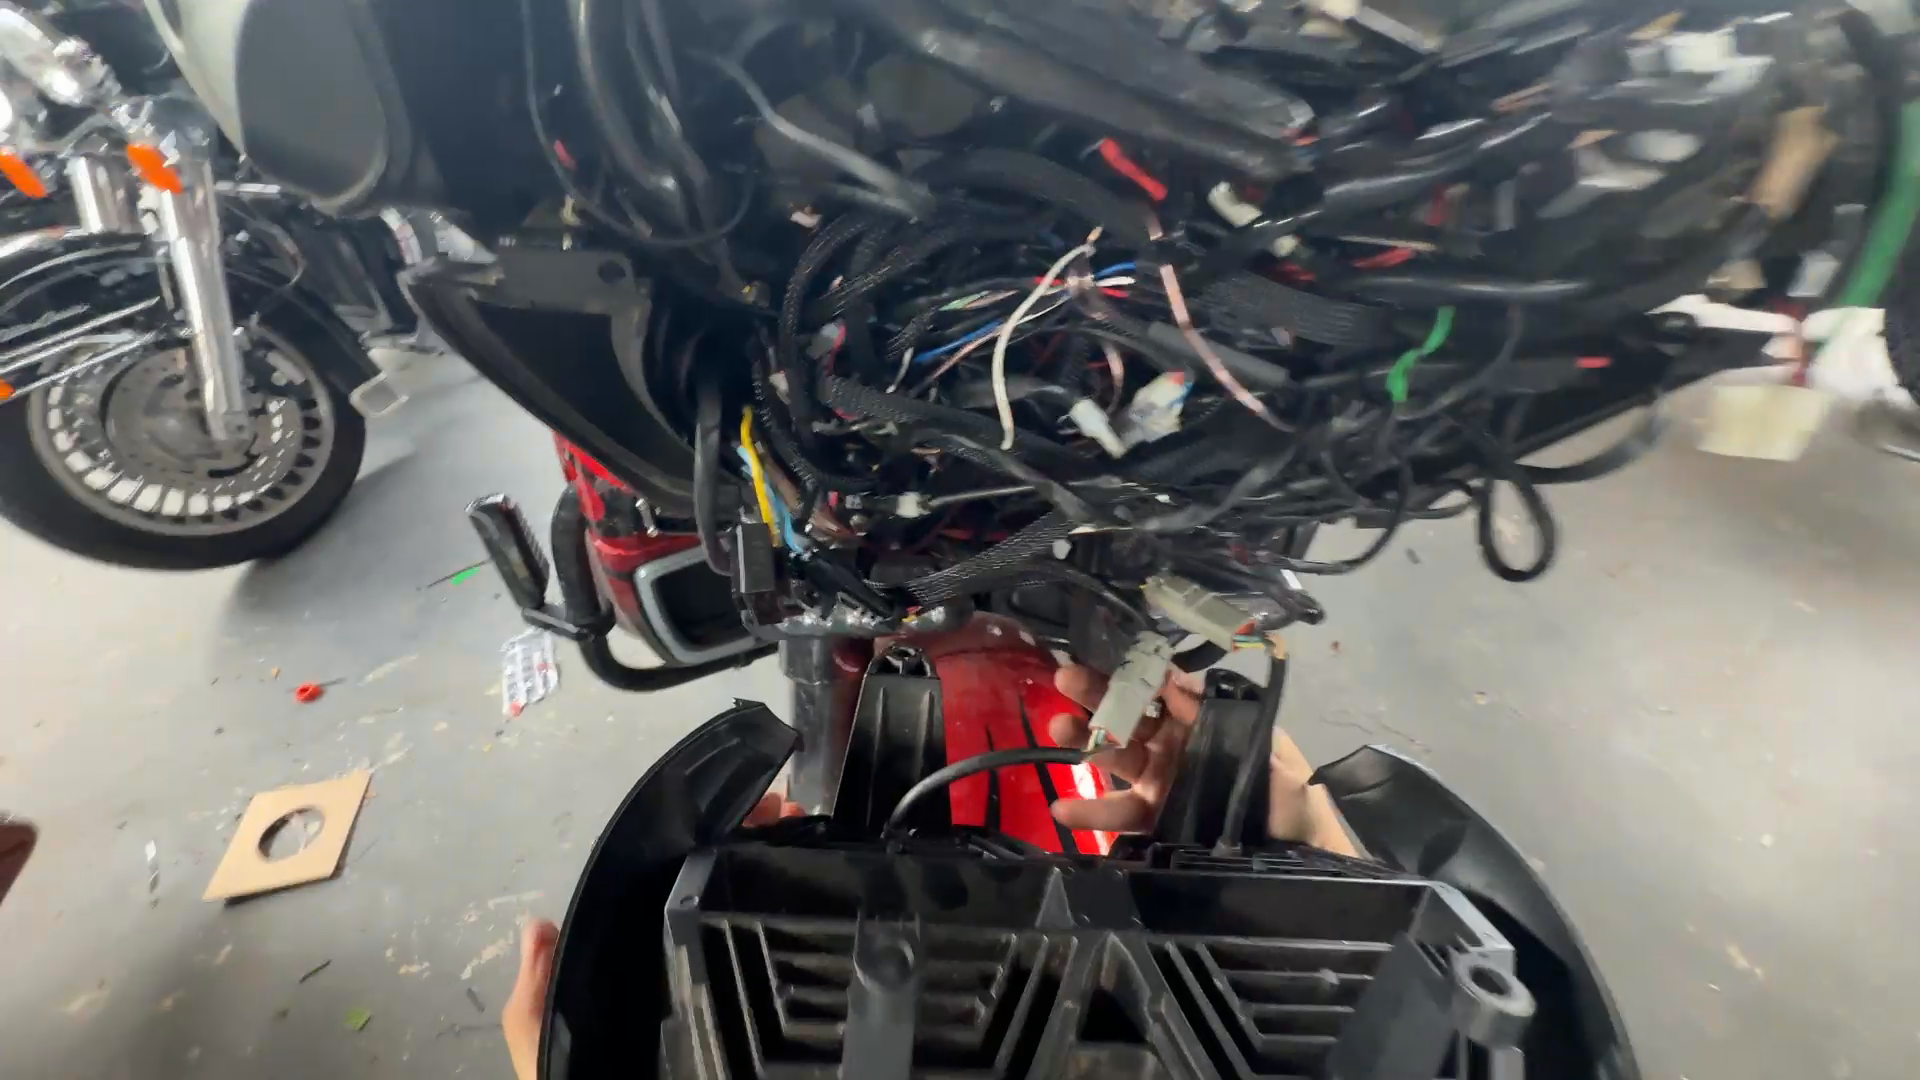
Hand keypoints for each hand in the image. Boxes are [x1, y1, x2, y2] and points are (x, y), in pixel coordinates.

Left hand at [500, 793, 801, 1078]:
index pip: (678, 890)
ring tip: (802, 820)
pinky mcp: (770, 1011)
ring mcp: (739, 983)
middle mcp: (699, 963)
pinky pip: (788, 946)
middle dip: (755, 839)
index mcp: (655, 963)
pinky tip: (820, 866)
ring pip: (762, 904)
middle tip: (785, 806)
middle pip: (727, 886)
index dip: (707, 843)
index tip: (737, 809)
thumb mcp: (557, 1058)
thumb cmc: (610, 1076)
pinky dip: (805, 899)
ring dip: (784, 856)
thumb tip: (533, 925)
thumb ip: (537, 1006)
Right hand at [1046, 663, 1356, 854]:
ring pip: (1113, 756)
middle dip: (1096, 696)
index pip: (1158, 691)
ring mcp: (1156, 781)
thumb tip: (1178, 684)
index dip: (1131, 674)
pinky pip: (1116, 811)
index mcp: (1198, 721)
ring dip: (1083, 741)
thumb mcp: (1269, 749)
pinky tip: (1061, 807)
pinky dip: (1088, 809)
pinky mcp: (1151, 818)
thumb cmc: (1288, 794)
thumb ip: (1226, 718)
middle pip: (1127, 716)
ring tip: (1056, 728)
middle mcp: (1170, 745)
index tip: (1103, 658)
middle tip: (1065, 677)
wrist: (1296, 855)